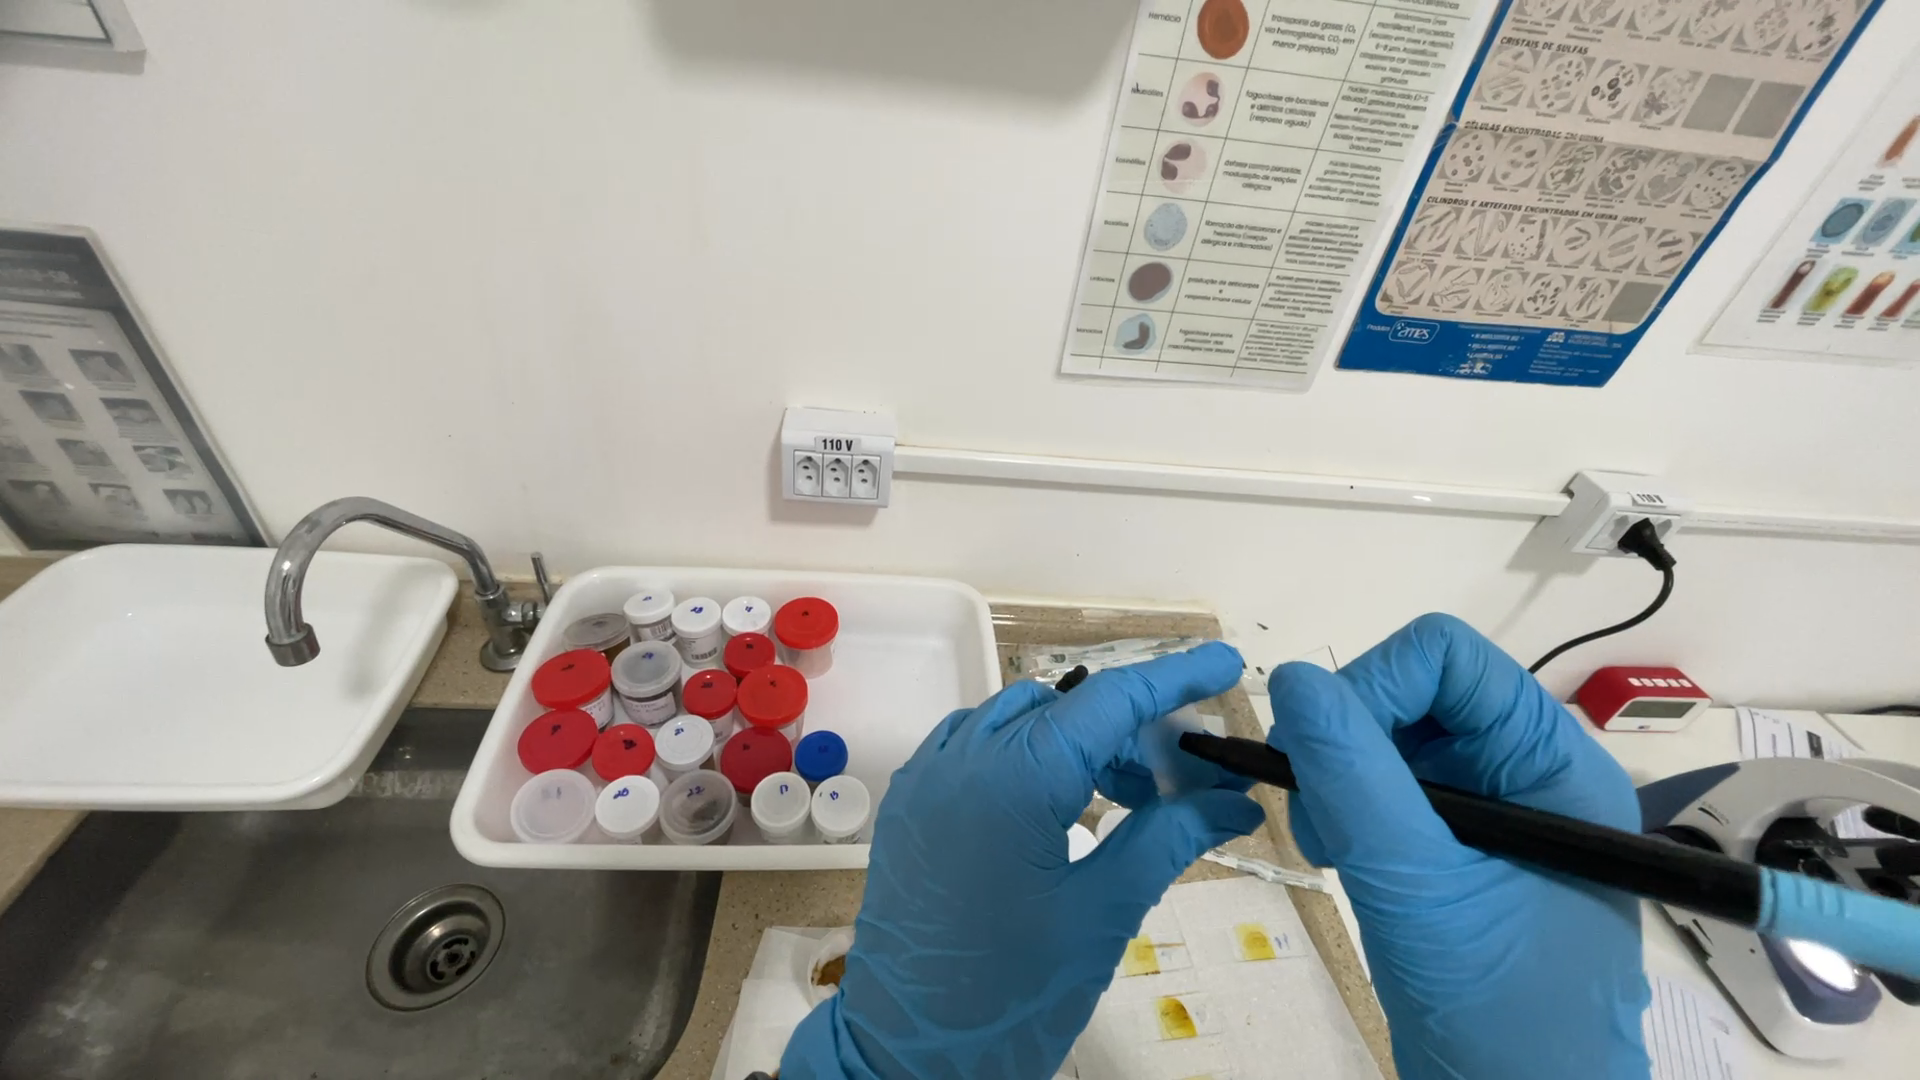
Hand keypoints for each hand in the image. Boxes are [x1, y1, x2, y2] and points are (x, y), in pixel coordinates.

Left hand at [781, 644, 1264, 1078]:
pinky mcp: (912, 794)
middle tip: (1177, 776)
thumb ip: (1168, 839)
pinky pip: (975, 739)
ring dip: (1077, 737)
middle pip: (1066, 706)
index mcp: (1015, 777)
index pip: (1110, 700)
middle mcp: (964, 753)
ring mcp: (929, 770)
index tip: (1224, 661)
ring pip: (1019, 715)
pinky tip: (1054, 796)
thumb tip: (1236, 802)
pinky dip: (1025, 748)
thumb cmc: (1013, 992)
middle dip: (1129, 727)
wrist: (906, 1054)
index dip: (1174, 677)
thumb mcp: (1103, 913)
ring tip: (1121, 795)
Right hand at [1268, 614, 1649, 1079]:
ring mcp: (1481, 798)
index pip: (1445, 657)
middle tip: (1316, 803)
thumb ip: (1352, 774)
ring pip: (1376, 728)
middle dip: (1344, 736)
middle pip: (1405, 686)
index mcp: (1550, 763)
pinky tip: (1333, 848)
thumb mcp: (1413, 883)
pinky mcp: (1444, 829)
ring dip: (1331, 771)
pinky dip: (1334, 797)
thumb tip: (1291, 677)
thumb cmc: (1493, 1008)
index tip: (1325, 750)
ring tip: (1327, 840)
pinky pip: (1370, 773)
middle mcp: (1519, 766)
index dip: (1374, 684)